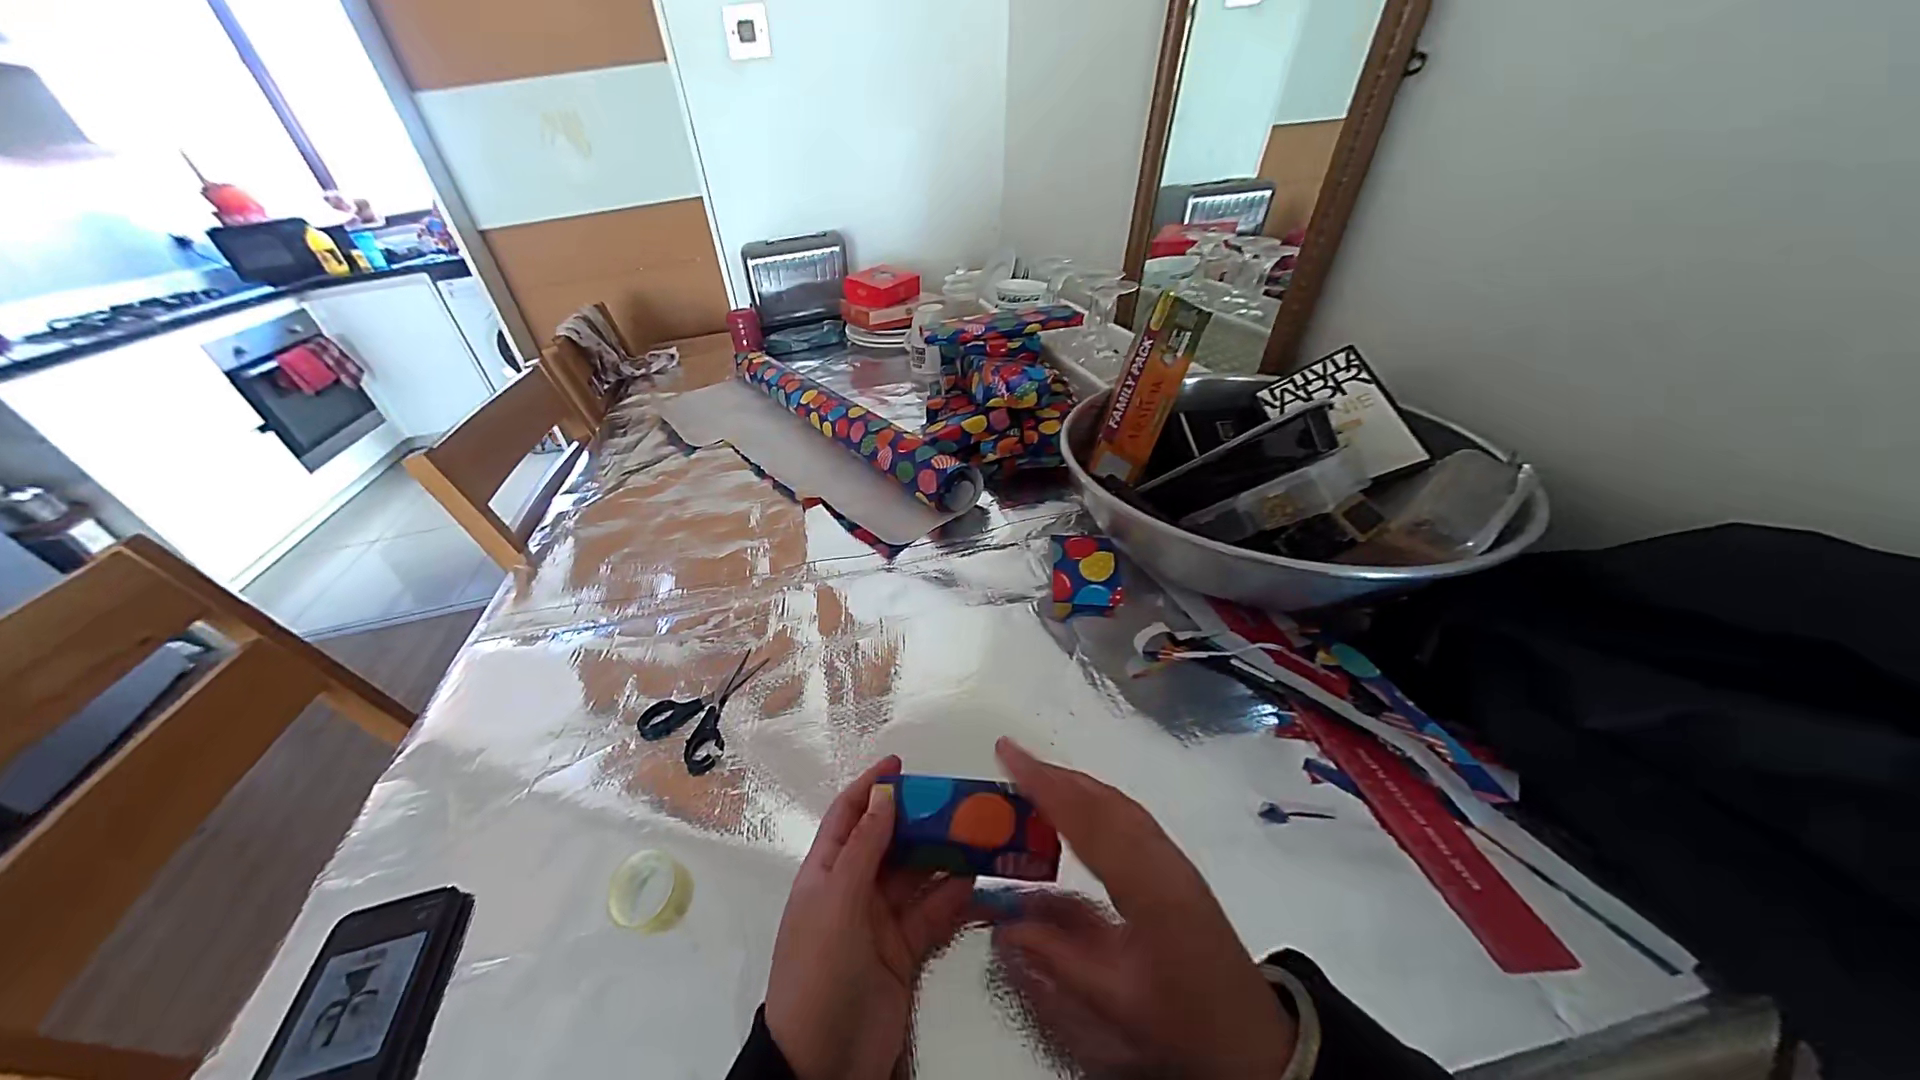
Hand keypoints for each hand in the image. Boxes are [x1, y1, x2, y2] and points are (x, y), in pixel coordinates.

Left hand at [764, 755, 973, 1079]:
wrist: (823, 1064)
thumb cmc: (819, 969)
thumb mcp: (836, 902)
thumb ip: (864, 848)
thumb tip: (885, 794)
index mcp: (826, 871)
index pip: (850, 815)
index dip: (872, 785)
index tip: (900, 762)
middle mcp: (854, 888)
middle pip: (890, 841)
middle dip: (920, 819)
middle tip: (957, 800)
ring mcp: (881, 920)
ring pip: (918, 875)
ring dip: (944, 855)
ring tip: (977, 833)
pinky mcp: (905, 950)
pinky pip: (933, 913)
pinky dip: (953, 896)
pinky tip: (976, 879)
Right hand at [992, 738, 1297, 1077]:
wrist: (1251, 1034)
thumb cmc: (1186, 1018)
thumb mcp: (1115, 999)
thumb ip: (1055, 957)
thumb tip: (1005, 926)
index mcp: (1148, 887)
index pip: (1087, 821)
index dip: (1044, 785)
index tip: (1009, 755)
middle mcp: (1162, 858)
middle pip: (1103, 801)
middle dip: (1054, 775)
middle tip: (1011, 757)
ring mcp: (1171, 857)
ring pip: (1116, 804)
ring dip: (1074, 784)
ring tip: (1033, 774)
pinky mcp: (1173, 862)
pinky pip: (1127, 816)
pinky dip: (1093, 799)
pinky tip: (1074, 804)